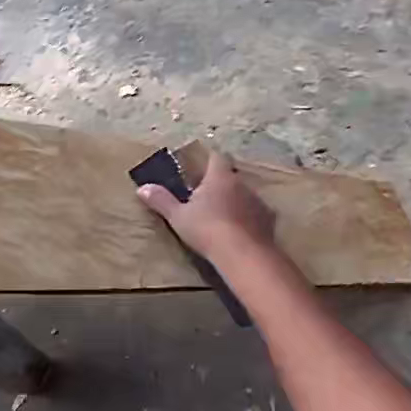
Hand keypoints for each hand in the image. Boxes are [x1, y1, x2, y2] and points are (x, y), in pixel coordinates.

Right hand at [135, 151, 275, 262]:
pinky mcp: (268, 220)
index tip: (201, 165)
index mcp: (219, 177)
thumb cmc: (207, 230)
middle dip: (221, 184)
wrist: (243, 254)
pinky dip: (249, 219)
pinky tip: (242, 232)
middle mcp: (241, 183)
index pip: (216, 156)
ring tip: (224, 217)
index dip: (209, 158)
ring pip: (245, 195)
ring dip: (236, 201)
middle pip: (231, 176)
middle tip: (208, 196)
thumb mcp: (178, 217)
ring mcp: (258, 201)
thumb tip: (142, 188)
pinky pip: (257, 214)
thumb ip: (161, 201)